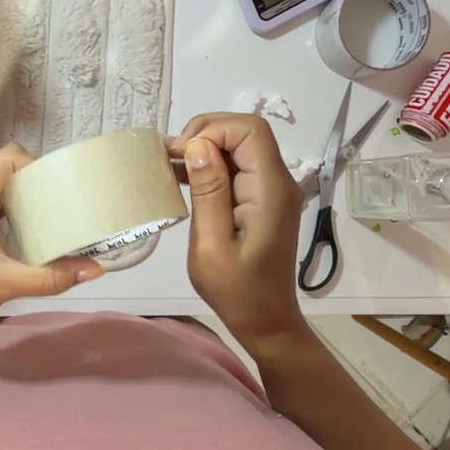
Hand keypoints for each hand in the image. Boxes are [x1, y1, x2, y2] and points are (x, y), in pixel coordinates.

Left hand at [0, 143, 101, 339]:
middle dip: (39, 185)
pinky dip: (15, 208)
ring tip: (59, 215)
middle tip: (69, 206)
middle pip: (8, 167)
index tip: (65, 193)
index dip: (40, 170)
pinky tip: (36, 225)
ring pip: (3, 183)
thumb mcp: (3, 282)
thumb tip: (96, 269)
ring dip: (28, 197)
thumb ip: (50, 276)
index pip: (11, 158)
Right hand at [168, 113, 308, 351]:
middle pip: (246, 133)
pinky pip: (238, 169)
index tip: (181, 152)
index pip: (250, 131)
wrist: (266, 320)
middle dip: (207, 134)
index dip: (213, 129)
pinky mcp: (262, 201)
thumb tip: (199, 146)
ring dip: (206, 149)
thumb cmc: (236, 291)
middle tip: (172, 156)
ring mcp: (272, 191)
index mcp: (270, 191)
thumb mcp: (211, 245)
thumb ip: (208, 192)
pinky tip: (183, 177)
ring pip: (240, 148)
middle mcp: (278, 183)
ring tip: (171, 164)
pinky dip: (211, 167)